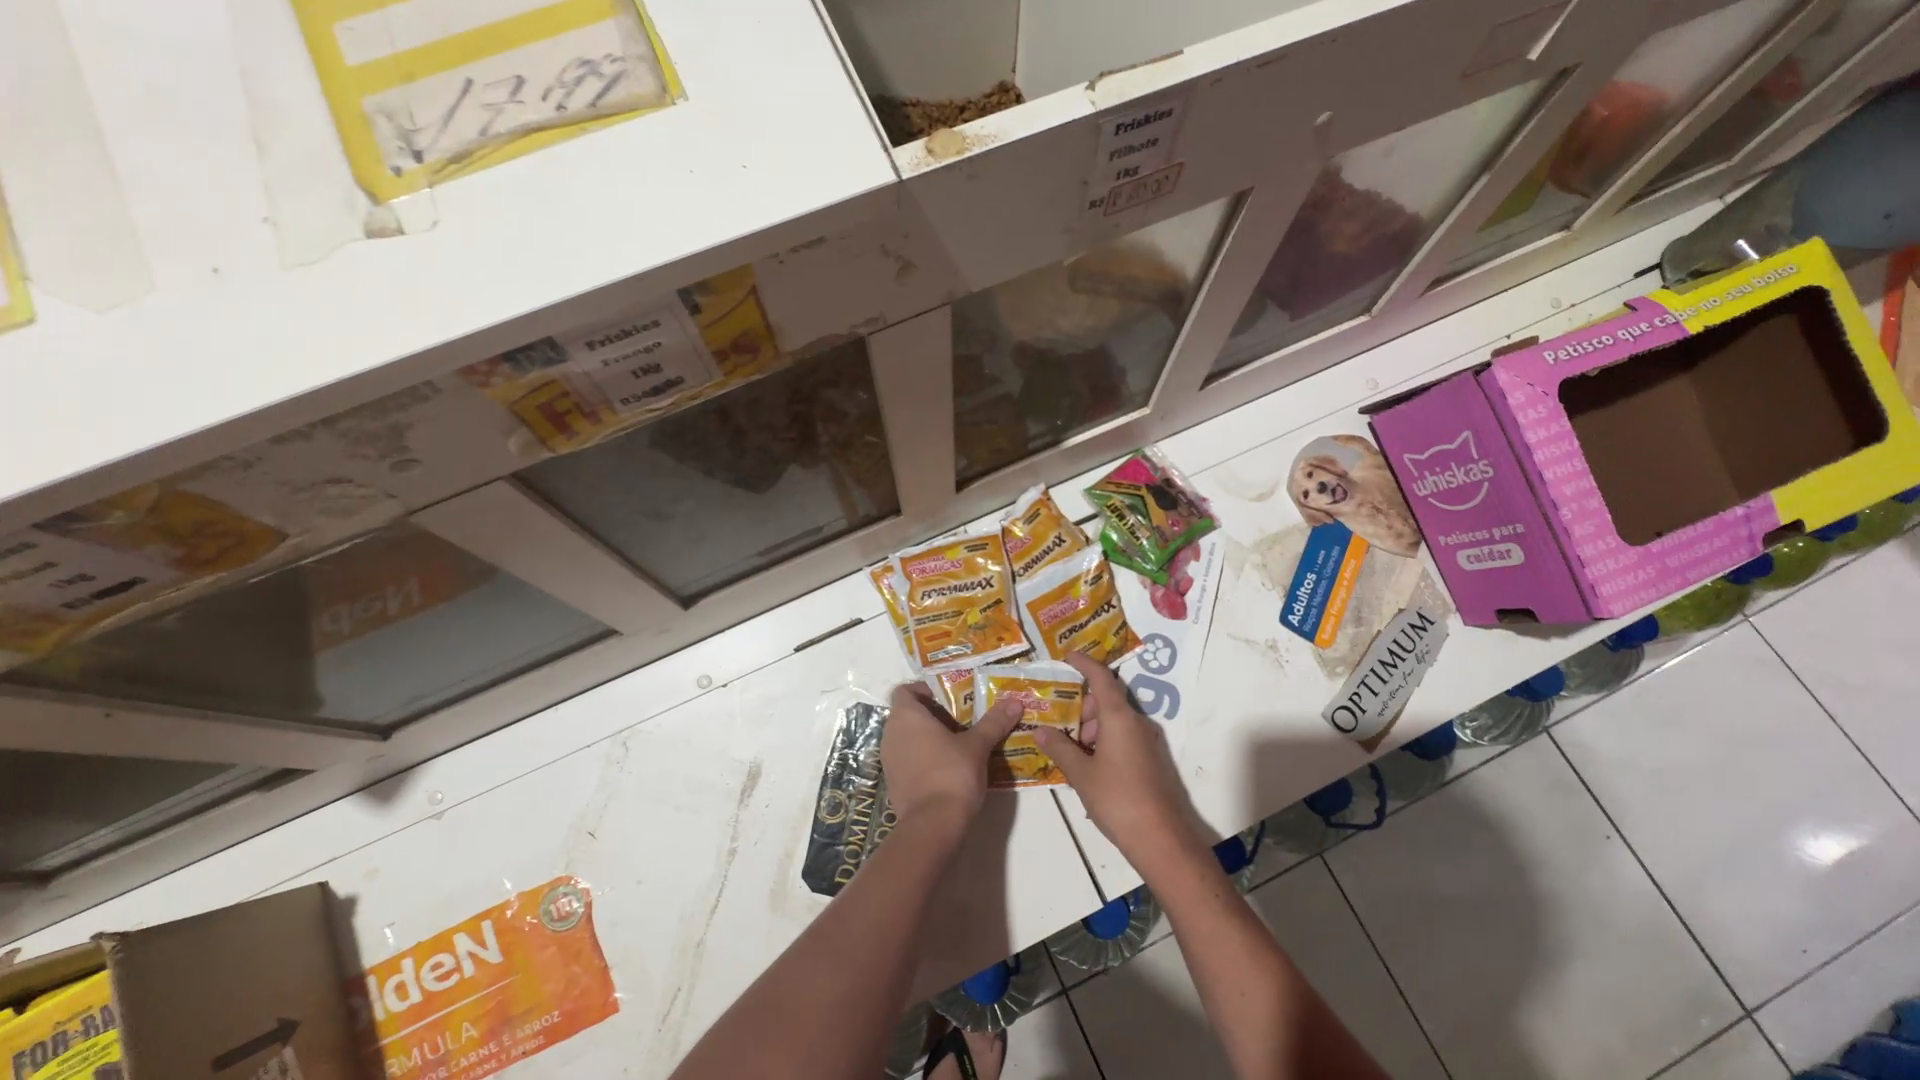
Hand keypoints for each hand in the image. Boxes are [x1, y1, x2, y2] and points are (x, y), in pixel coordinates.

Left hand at [882, 683, 1021, 825]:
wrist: (933, 824)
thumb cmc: (952, 773)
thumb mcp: (977, 746)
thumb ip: (994, 722)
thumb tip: (1015, 702)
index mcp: (906, 717)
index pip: (904, 691)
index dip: (923, 691)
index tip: (947, 699)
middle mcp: (891, 734)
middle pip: (906, 715)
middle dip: (931, 716)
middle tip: (960, 721)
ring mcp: (888, 760)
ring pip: (906, 739)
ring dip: (926, 739)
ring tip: (957, 745)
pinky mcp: (893, 783)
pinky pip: (906, 761)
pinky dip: (922, 760)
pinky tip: (946, 770)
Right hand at [1034, 653, 1199, 869]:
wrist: (1159, 836)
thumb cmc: (1117, 799)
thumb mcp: (1081, 774)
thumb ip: (1059, 748)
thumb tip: (1041, 731)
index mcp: (1119, 718)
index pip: (1102, 678)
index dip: (1084, 663)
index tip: (1067, 656)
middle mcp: (1136, 723)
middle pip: (1106, 701)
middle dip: (1081, 708)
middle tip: (1058, 725)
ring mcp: (1147, 742)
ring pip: (1114, 722)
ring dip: (1091, 729)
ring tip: (1068, 752)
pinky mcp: (1151, 760)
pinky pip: (1123, 738)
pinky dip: (1103, 743)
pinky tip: (1087, 765)